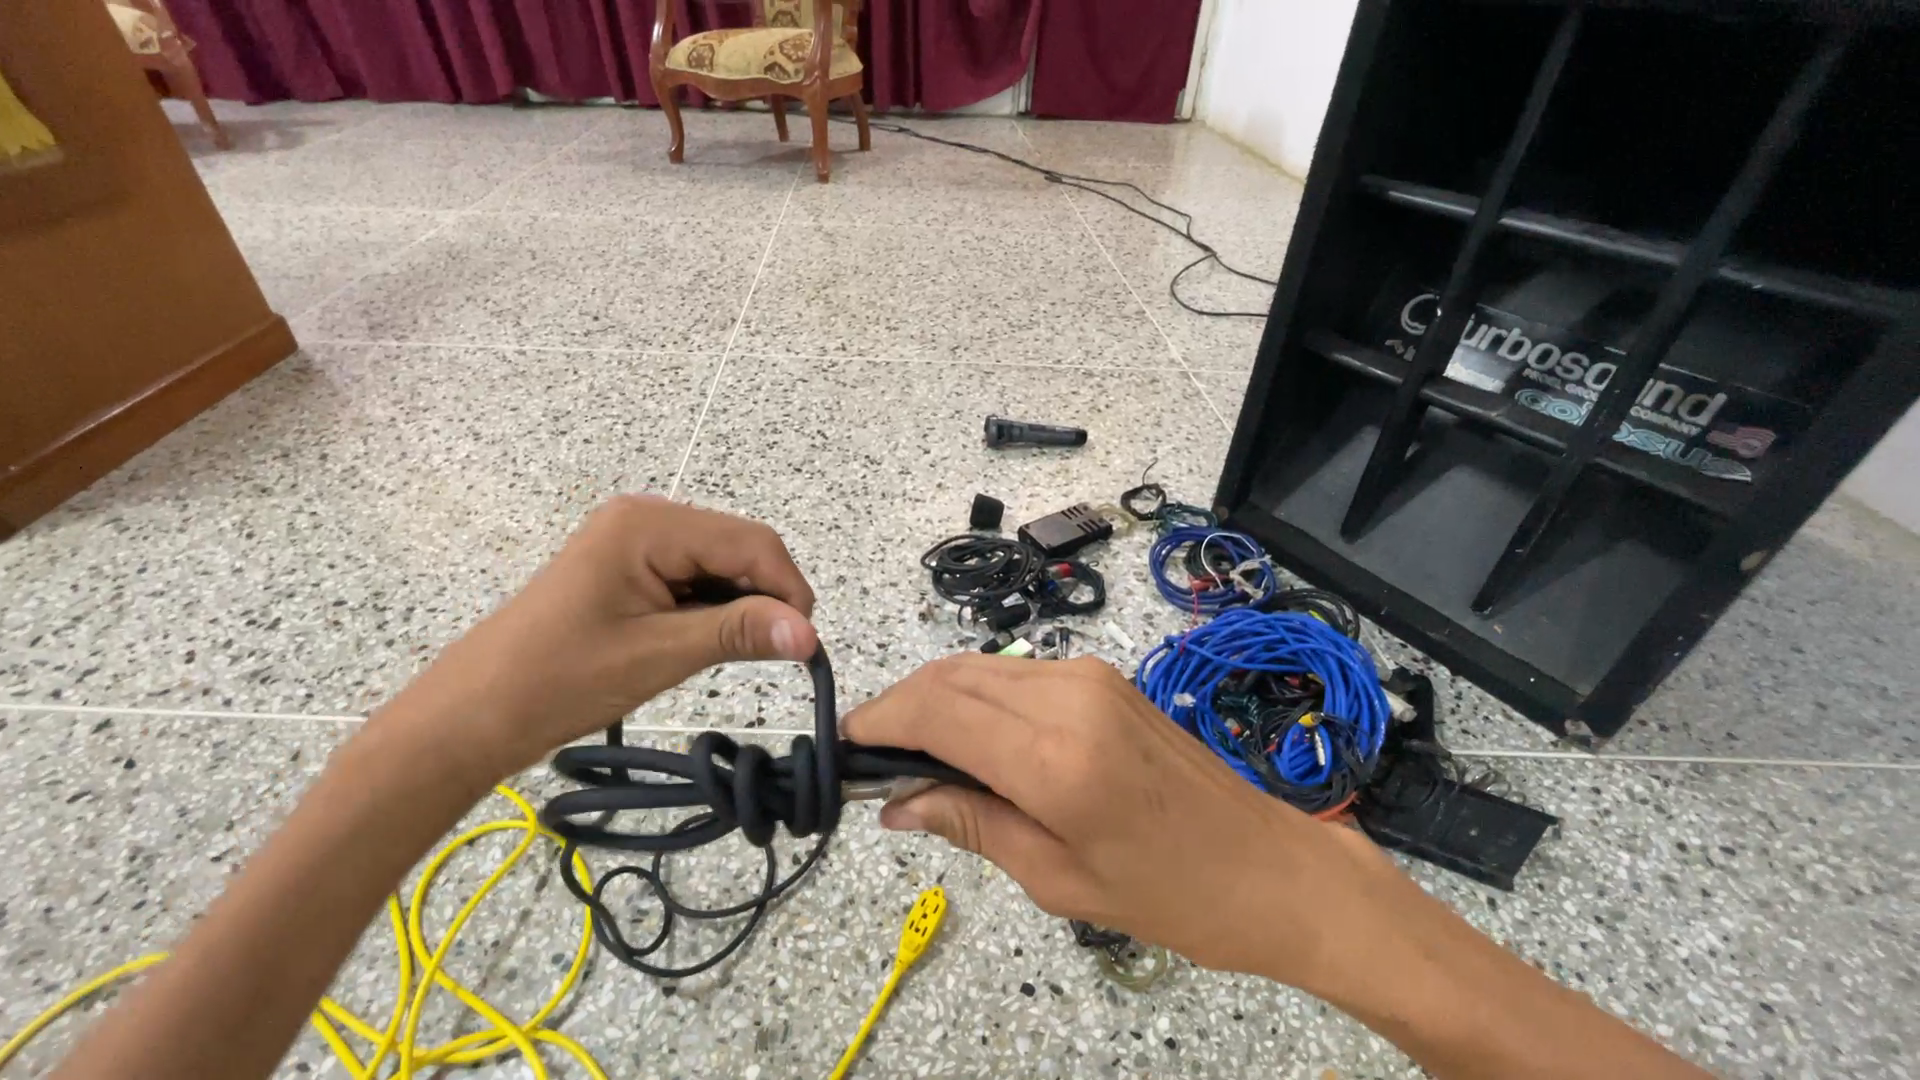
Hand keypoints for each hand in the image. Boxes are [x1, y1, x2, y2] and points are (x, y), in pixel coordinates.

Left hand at [391, 496, 817, 779]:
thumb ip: (739, 632)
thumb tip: (812, 633)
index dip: (789, 590)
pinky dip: (712, 608)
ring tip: (734, 652)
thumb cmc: (560, 680)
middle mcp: (647, 518)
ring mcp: (635, 541)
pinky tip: (703, 640)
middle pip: (739, 548)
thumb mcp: (659, 654)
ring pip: (720, 564)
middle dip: (766, 597)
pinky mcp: (629, 567)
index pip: (752, 543)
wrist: (472, 715)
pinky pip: (694, 577)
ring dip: (740, 605)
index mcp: (650, 525)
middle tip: (777, 654)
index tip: (806, 646)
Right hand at [843, 654, 1415, 994]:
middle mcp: (1068, 695)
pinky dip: (975, 697)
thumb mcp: (1057, 877)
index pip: (935, 710)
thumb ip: (969, 822)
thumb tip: (894, 803)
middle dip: (898, 708)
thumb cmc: (1168, 893)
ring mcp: (1089, 676)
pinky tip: (968, 738)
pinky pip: (1015, 674)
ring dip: (934, 700)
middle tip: (871, 759)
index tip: (843, 748)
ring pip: (978, 668)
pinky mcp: (1102, 675)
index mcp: (1055, 756)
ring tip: (914, 755)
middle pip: (950, 676)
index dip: (878, 721)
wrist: (1270, 865)